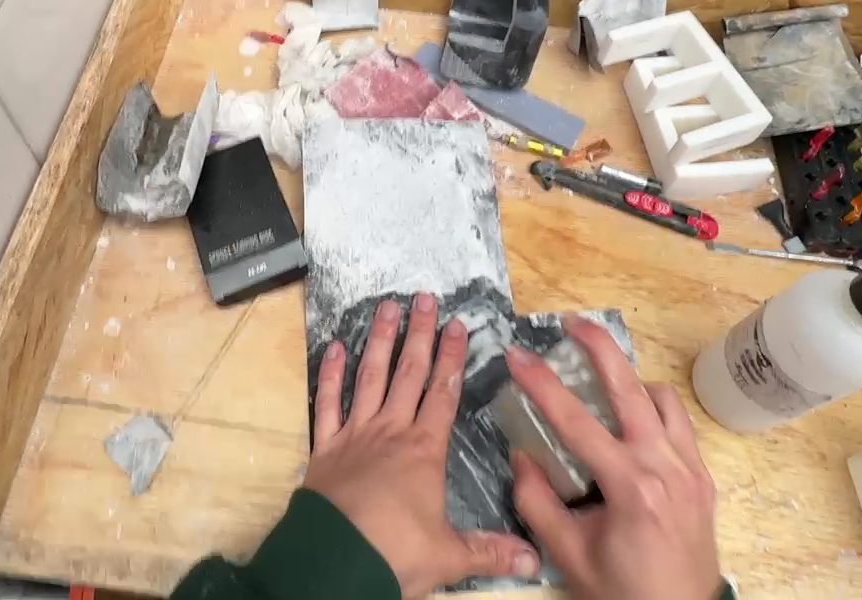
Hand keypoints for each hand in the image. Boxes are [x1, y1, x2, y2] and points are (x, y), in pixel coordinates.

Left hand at [307, 293, 541, 596]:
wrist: (334, 565)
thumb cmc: (395, 554)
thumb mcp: (448, 556)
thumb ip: (490, 551)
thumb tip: (535, 561)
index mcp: (424, 450)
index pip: (444, 393)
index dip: (452, 358)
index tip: (457, 324)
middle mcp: (391, 431)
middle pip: (409, 373)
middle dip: (419, 334)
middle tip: (423, 297)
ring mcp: (355, 434)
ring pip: (370, 377)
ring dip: (380, 341)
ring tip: (386, 307)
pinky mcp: (326, 447)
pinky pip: (327, 403)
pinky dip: (330, 375)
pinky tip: (335, 347)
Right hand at [507, 316, 721, 599]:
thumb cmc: (622, 593)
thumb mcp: (568, 556)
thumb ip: (537, 502)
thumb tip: (521, 454)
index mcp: (630, 487)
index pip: (575, 421)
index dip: (540, 383)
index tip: (516, 353)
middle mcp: (666, 467)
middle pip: (629, 387)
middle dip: (599, 346)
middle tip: (571, 322)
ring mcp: (691, 469)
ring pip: (662, 398)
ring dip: (629, 380)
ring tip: (602, 378)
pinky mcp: (704, 477)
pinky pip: (679, 423)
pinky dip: (653, 408)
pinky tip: (633, 420)